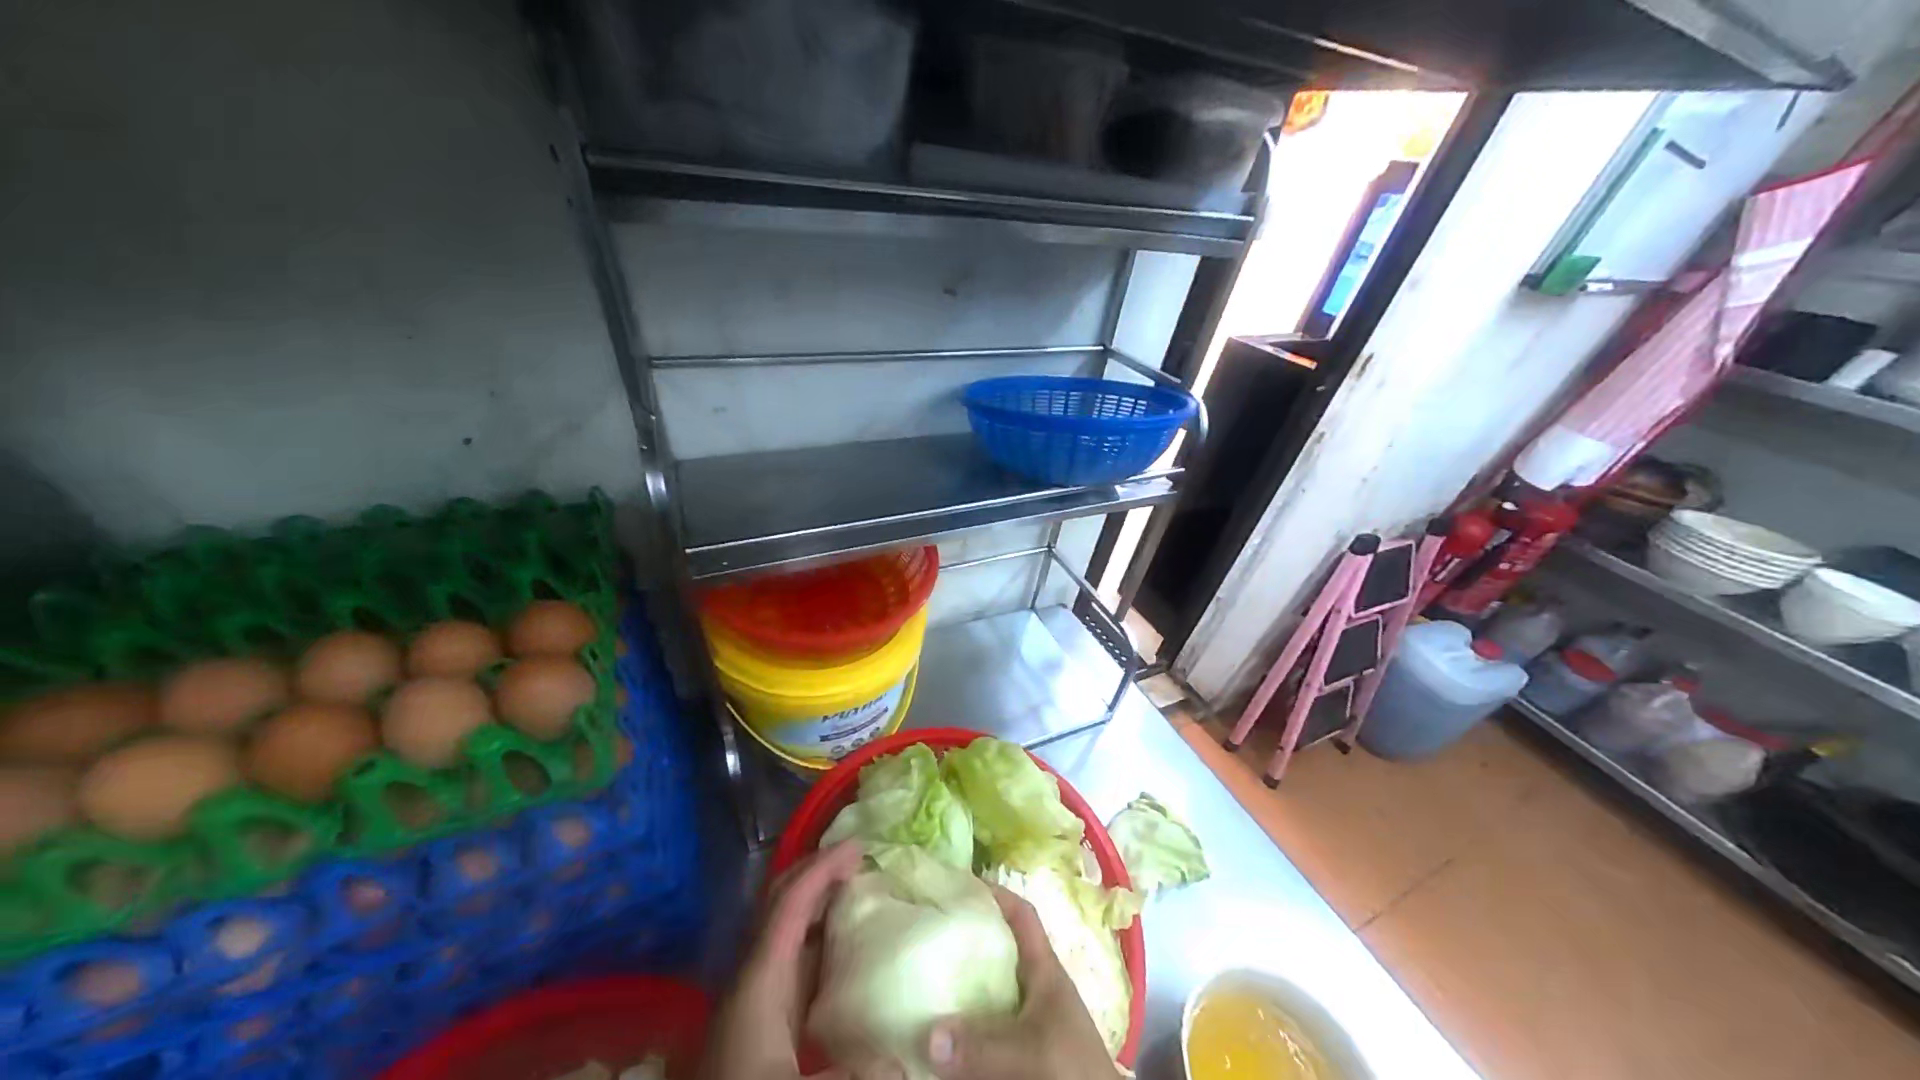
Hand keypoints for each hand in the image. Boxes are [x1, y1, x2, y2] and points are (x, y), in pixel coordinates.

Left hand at [704, 843, 880, 1079]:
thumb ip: (850, 1076)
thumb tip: (900, 1064)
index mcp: (760, 979)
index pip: (790, 904)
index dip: (822, 869)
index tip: (858, 846)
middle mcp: (754, 974)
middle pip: (782, 903)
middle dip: (817, 871)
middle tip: (860, 858)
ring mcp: (756, 994)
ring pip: (786, 928)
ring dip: (818, 901)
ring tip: (859, 889)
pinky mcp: (761, 1017)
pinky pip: (792, 956)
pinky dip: (818, 935)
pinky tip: (845, 948)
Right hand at [925, 887, 1120, 1079]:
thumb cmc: (1073, 1069)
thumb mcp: (1032, 1052)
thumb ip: (984, 1044)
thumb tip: (929, 1034)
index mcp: (1044, 970)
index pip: (1022, 916)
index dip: (996, 893)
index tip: (961, 882)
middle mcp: (1034, 988)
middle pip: (998, 948)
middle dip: (967, 937)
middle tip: (930, 928)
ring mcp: (1027, 1018)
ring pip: (988, 988)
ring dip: (961, 982)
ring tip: (925, 972)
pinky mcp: (1019, 1049)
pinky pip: (984, 1025)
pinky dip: (963, 1025)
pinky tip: (938, 1029)